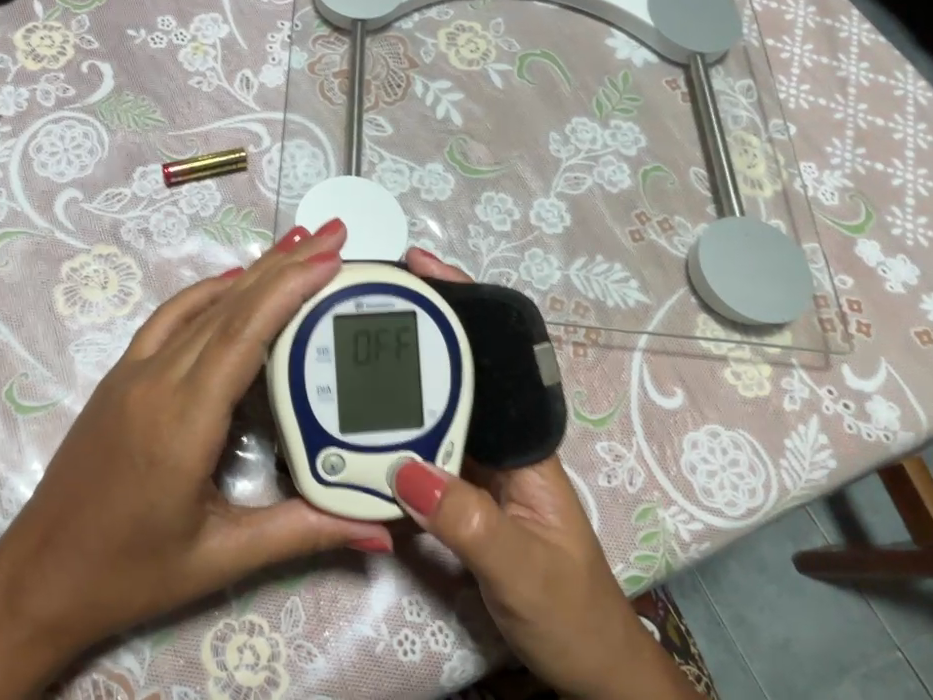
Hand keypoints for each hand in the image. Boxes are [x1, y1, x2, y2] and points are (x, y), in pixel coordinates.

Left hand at [0, 222, 389, 698]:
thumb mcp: (221, 556)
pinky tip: (233, 283)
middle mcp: (155, 383)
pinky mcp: (118, 380)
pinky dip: (206, 294)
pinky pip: (167, 321)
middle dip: (284, 266)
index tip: (331, 256)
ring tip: (296, 247)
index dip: (289, 288)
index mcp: (182, 421)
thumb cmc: (130, 574)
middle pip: (227, 308)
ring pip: (197, 307)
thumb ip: (302, 531)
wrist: (38, 578)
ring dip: (249, 273)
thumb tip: (382, 529)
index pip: (244, 333)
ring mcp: (130, 375)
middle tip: (333, 234)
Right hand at [393, 247, 701, 699]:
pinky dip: (388, 440)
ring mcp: (477, 474)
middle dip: (416, 335)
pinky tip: (353, 433)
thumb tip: (404, 468)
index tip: (417, 272)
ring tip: (345, 355)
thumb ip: (467, 521)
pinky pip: (419, 456)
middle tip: (363, 303)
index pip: (492, 362)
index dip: (460, 310)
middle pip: (456, 378)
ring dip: (395, 388)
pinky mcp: (458, 500)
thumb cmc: (570, 613)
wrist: (587, 667)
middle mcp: (499, 447)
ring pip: (433, 416)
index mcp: (524, 446)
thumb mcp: (520, 568)